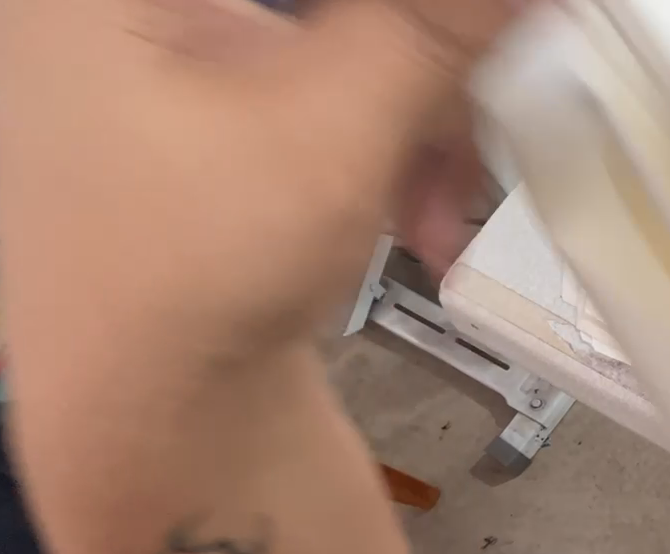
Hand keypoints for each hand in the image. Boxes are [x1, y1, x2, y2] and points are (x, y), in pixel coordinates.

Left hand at [0, 0, 518, 383]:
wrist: (171, 398)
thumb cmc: (209, 258)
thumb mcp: (332, 130)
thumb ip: (428, 32)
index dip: (425, 18)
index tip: (497, 43)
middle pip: (346, 10)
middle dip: (431, 78)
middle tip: (476, 146)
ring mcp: (182, 49)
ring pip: (355, 47)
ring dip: (427, 135)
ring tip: (440, 223)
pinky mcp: (226, 108)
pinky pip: (344, 97)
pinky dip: (398, 155)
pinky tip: (417, 221)